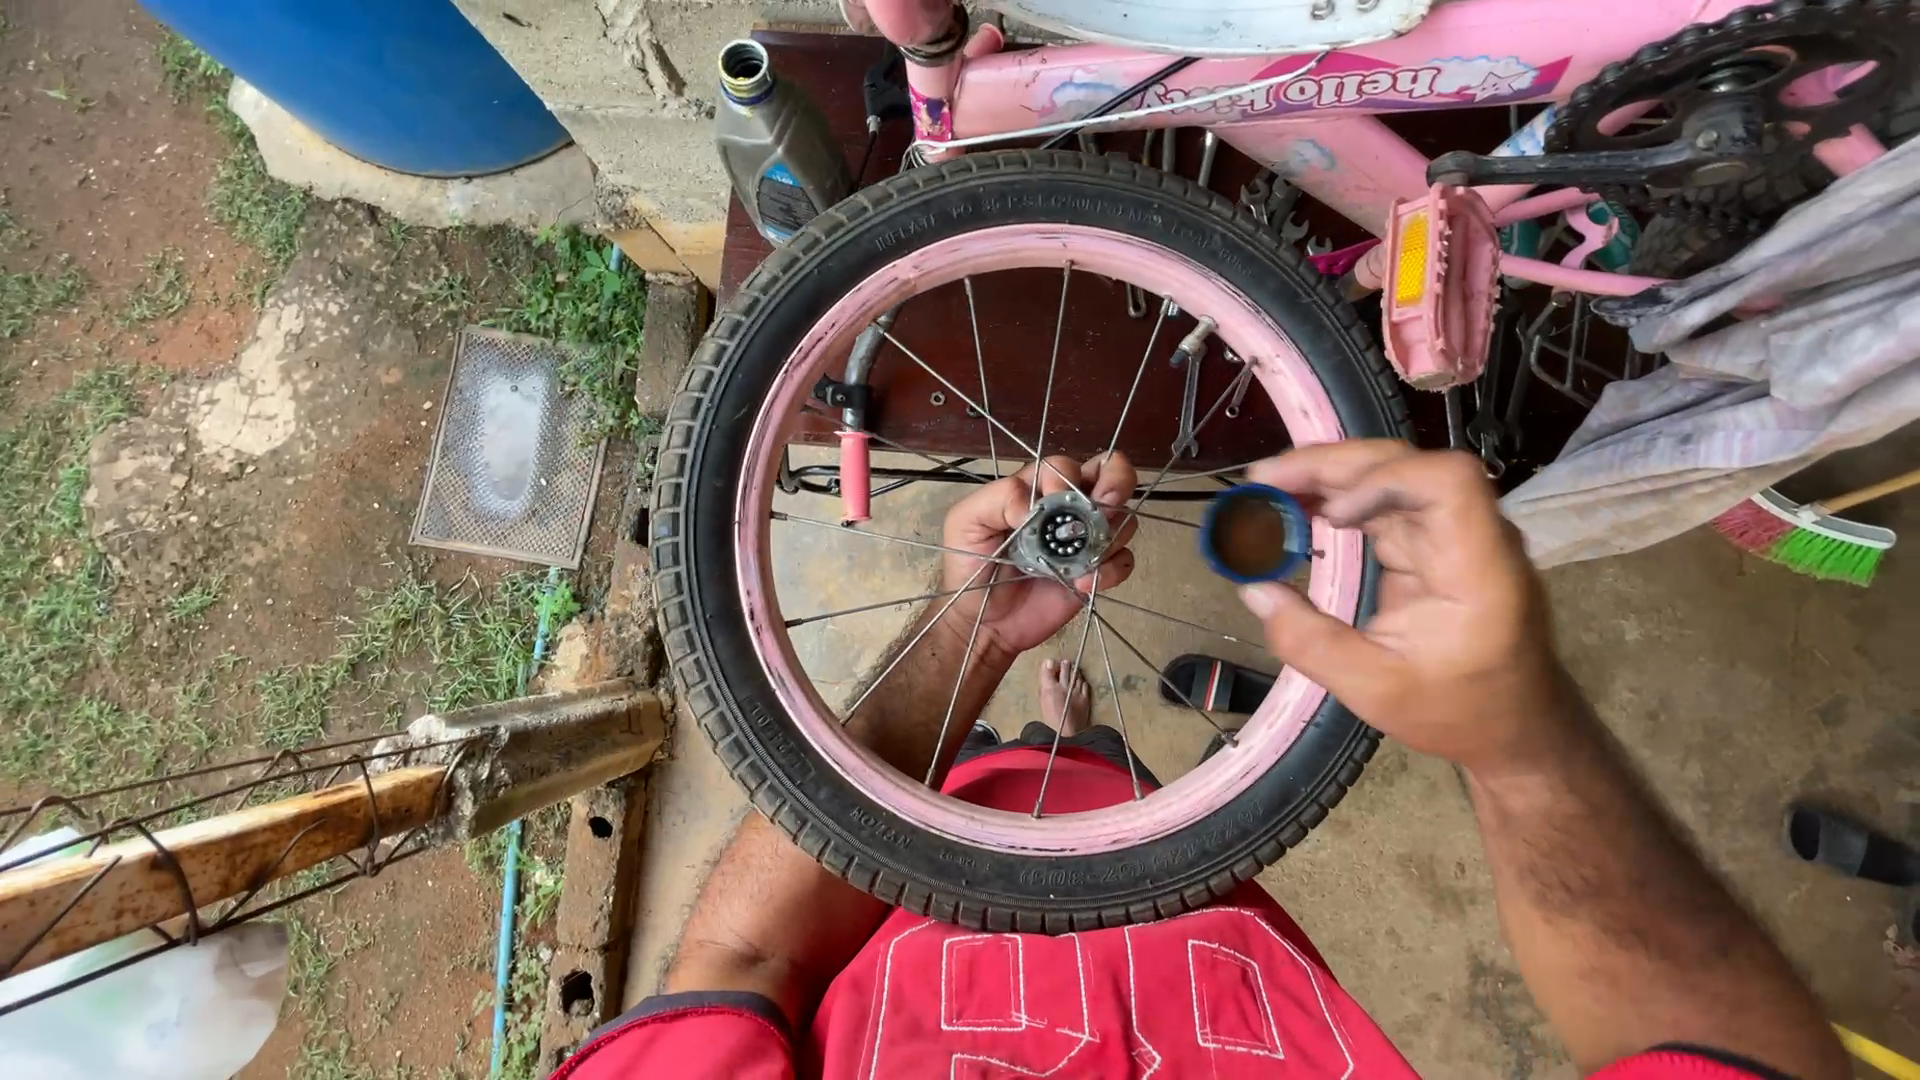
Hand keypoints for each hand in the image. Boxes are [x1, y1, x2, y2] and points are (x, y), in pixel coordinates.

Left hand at [939, 453, 1138, 662]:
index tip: (1053, 499)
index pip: (1064, 466)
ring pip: (1123, 517)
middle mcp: (1066, 510)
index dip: (1065, 476)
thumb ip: (998, 499)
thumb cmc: (970, 566)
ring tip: (1085, 557)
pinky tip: (1082, 583)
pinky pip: (1122, 560)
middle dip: (1116, 480)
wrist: (982, 621)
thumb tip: (1034, 503)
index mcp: (1036, 490)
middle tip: (1106, 500)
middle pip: (1108, 475)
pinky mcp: (1095, 573)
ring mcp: (1084, 541)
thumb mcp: (966, 522)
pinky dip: (1111, 569)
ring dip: (1112, 532)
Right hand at [1235, 441, 1572, 775]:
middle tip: (1262, 479)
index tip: (1332, 515)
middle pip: (1406, 465)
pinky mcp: (1430, 545)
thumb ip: (1308, 641)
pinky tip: (1295, 504)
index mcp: (1474, 568)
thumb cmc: (1457, 712)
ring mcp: (1450, 536)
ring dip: (1326, 474)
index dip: (1383, 481)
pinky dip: (1334, 497)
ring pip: (1388, 475)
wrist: (1514, 728)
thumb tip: (1253, 590)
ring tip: (1266, 486)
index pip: (1447, 481)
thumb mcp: (1373, 690)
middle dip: (1331, 465)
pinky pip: (1380, 503)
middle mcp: (1467, 537)